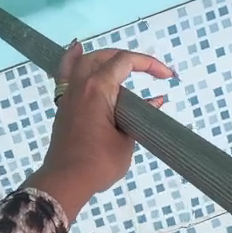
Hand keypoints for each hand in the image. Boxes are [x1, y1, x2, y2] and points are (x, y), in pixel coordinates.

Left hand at [22, 41, 173, 218]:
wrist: (65, 180)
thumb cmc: (99, 162)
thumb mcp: (127, 140)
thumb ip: (139, 117)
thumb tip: (154, 101)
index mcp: (97, 89)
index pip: (124, 61)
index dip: (149, 63)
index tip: (168, 76)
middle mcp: (80, 85)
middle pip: (103, 57)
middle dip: (128, 58)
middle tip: (149, 71)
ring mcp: (68, 95)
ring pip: (81, 62)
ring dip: (102, 57)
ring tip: (117, 56)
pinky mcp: (63, 106)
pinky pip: (66, 74)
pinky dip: (72, 61)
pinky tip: (76, 52)